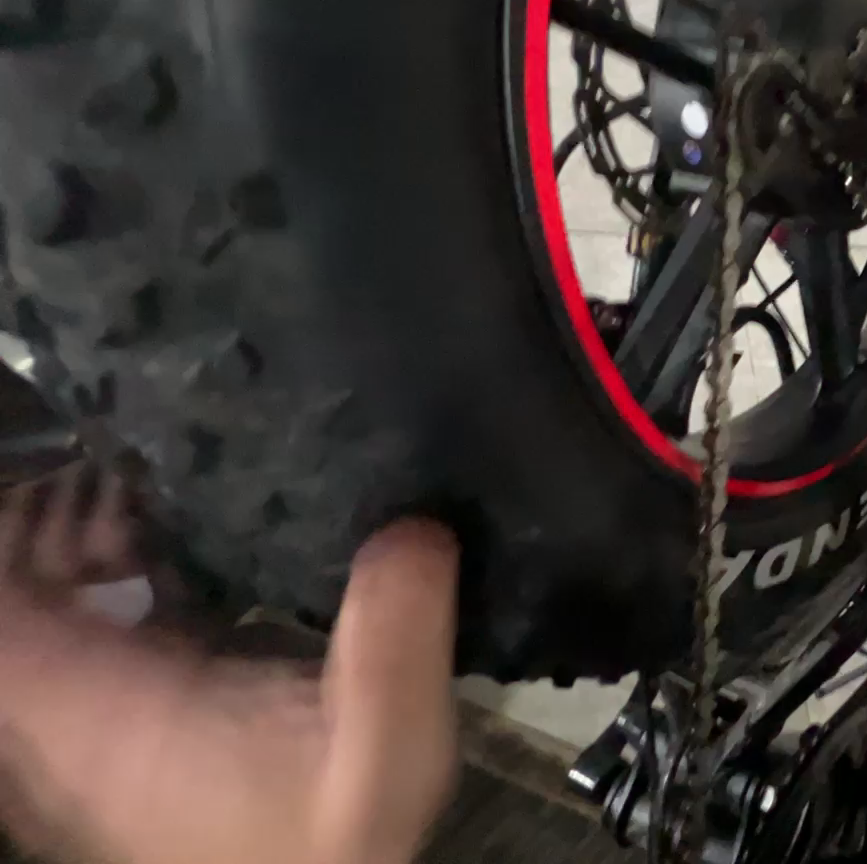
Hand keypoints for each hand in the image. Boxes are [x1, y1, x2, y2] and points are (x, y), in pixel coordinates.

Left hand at [0, 473, 459, 863]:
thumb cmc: (347, 826)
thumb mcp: (391, 733)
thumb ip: (395, 634)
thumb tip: (413, 526)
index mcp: (113, 714)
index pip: (0, 620)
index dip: (14, 531)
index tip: (87, 461)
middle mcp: (83, 717)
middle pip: (15, 608)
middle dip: (52, 520)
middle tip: (151, 453)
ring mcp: (113, 722)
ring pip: (51, 619)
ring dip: (84, 547)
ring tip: (165, 486)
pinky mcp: (156, 722)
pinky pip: (104, 635)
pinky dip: (125, 581)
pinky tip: (195, 549)